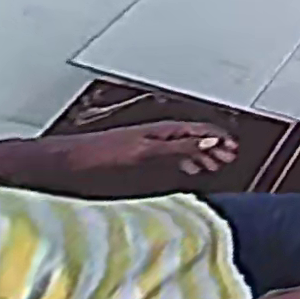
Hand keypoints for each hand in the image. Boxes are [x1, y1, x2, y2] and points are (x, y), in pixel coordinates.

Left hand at [60, 121, 238, 174]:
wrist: (65, 159)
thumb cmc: (103, 152)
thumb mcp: (147, 150)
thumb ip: (181, 146)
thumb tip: (213, 141)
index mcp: (170, 129)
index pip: (207, 130)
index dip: (224, 138)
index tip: (234, 149)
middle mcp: (165, 133)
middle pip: (201, 137)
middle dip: (217, 147)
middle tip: (228, 159)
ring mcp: (154, 142)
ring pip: (189, 146)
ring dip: (204, 154)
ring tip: (213, 165)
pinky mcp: (144, 152)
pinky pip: (176, 154)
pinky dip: (188, 160)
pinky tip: (188, 168)